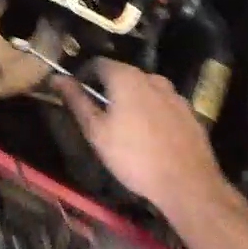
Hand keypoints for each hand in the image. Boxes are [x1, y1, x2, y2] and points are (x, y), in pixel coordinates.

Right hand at [57, 59, 224, 214]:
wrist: (189, 185)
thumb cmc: (135, 156)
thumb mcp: (97, 132)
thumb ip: (76, 101)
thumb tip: (57, 78)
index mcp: (126, 76)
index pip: (97, 63)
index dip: (84, 77)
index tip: (79, 97)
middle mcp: (152, 78)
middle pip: (123, 75)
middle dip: (109, 90)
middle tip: (102, 117)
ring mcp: (174, 95)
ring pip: (145, 90)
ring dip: (133, 101)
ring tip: (127, 129)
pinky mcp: (190, 113)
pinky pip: (163, 106)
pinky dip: (153, 114)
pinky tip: (152, 138)